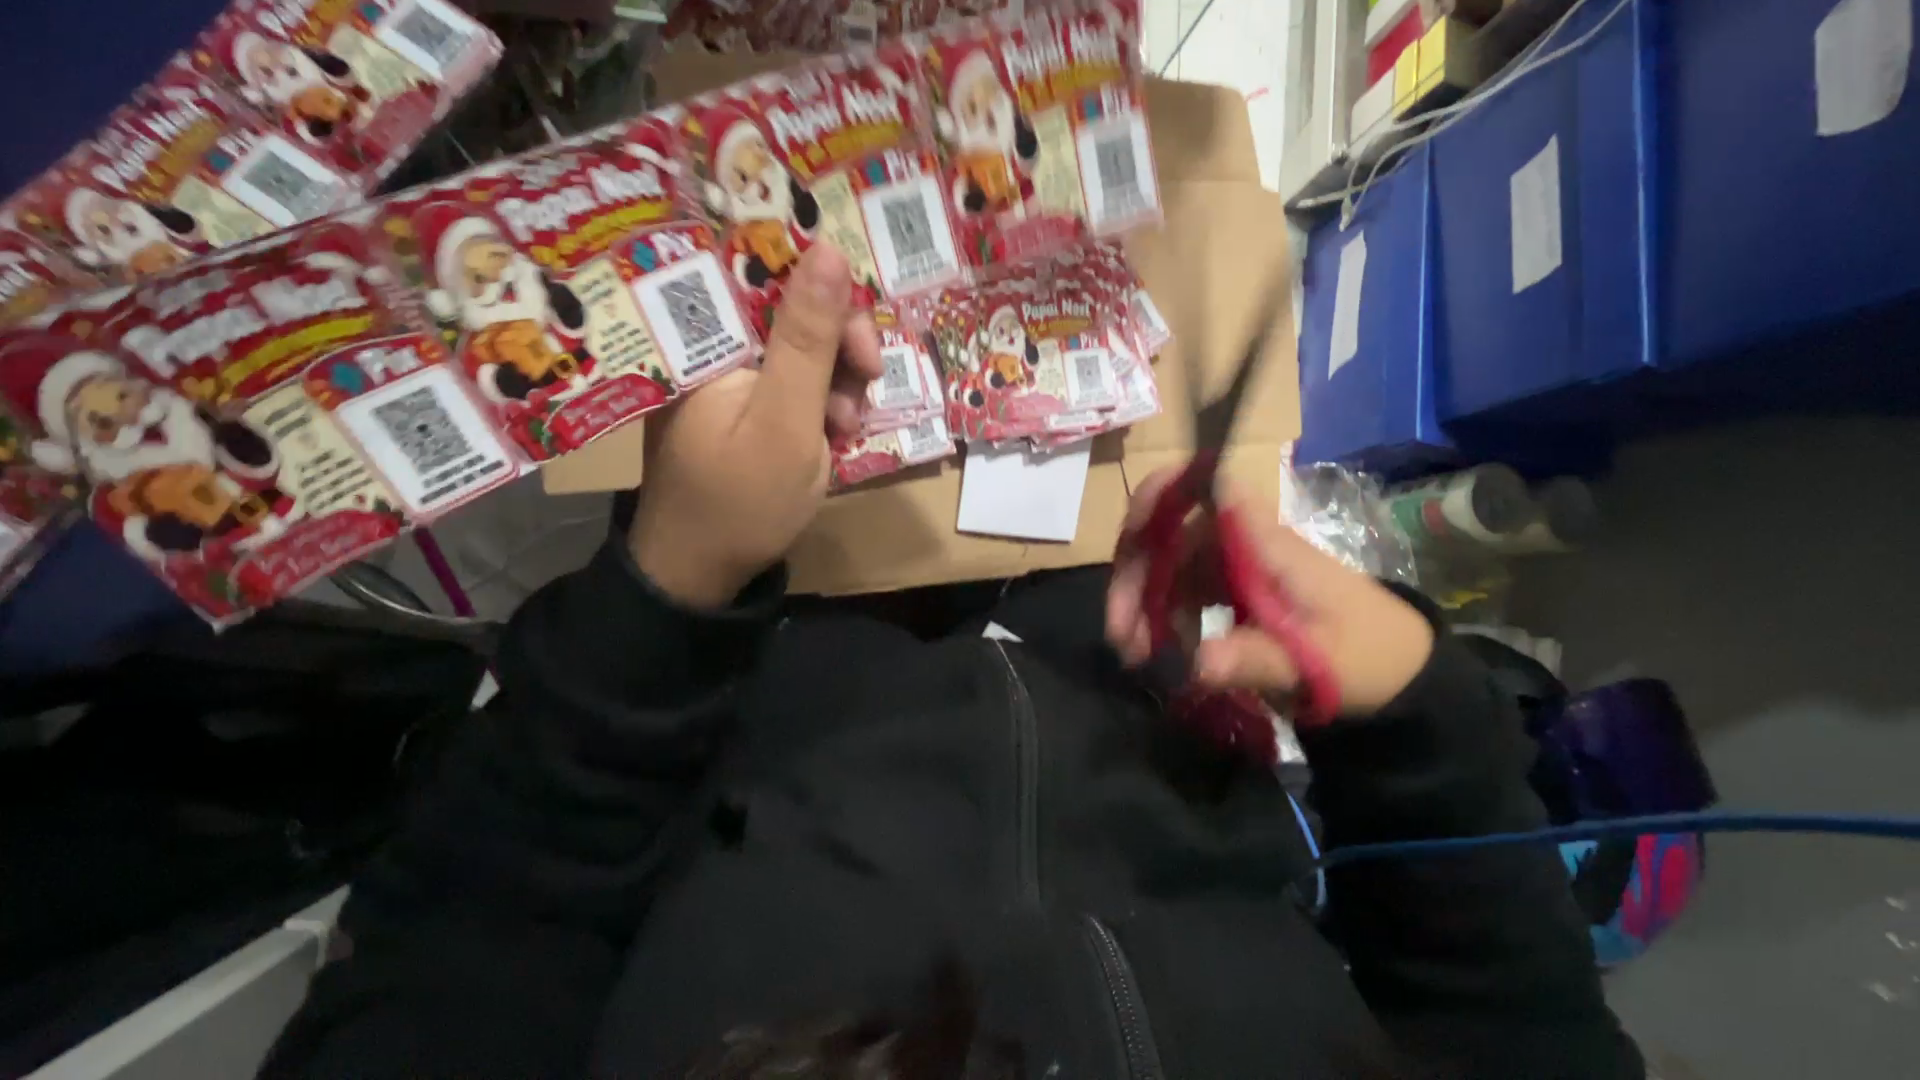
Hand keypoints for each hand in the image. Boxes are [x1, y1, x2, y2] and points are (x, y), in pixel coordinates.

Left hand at [628, 244, 882, 607]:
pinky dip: (820, 406)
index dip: (829, 295)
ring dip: (838, 383)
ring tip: (846, 428)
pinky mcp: (737, 406)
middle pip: (792, 311)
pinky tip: (833, 434)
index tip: (863, 345)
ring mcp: (724, 378)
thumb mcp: (787, 418)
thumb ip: (808, 338)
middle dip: (841, 348)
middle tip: (867, 385)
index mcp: (707, 337)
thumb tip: (829, 249)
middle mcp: (710, 346)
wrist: (700, 573)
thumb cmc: (741, 500)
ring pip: (800, 350)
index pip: (771, 274)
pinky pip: (791, 383)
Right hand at [1104, 468, 1434, 716]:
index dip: (1164, 494)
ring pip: (1166, 569)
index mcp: (1264, 542)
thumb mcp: (1314, 663)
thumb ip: (1255, 660)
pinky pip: (1180, 596)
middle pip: (1168, 536)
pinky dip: (1161, 622)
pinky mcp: (1231, 593)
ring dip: (1141, 606)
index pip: (1209, 488)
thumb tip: (1195, 664)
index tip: (1132, 535)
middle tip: (1120, 636)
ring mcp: (1233, 568)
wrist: (1401, 670)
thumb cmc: (1365, 653)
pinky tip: (1157, 657)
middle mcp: (1240, 544)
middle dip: (1135, 579)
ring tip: (1133, 657)